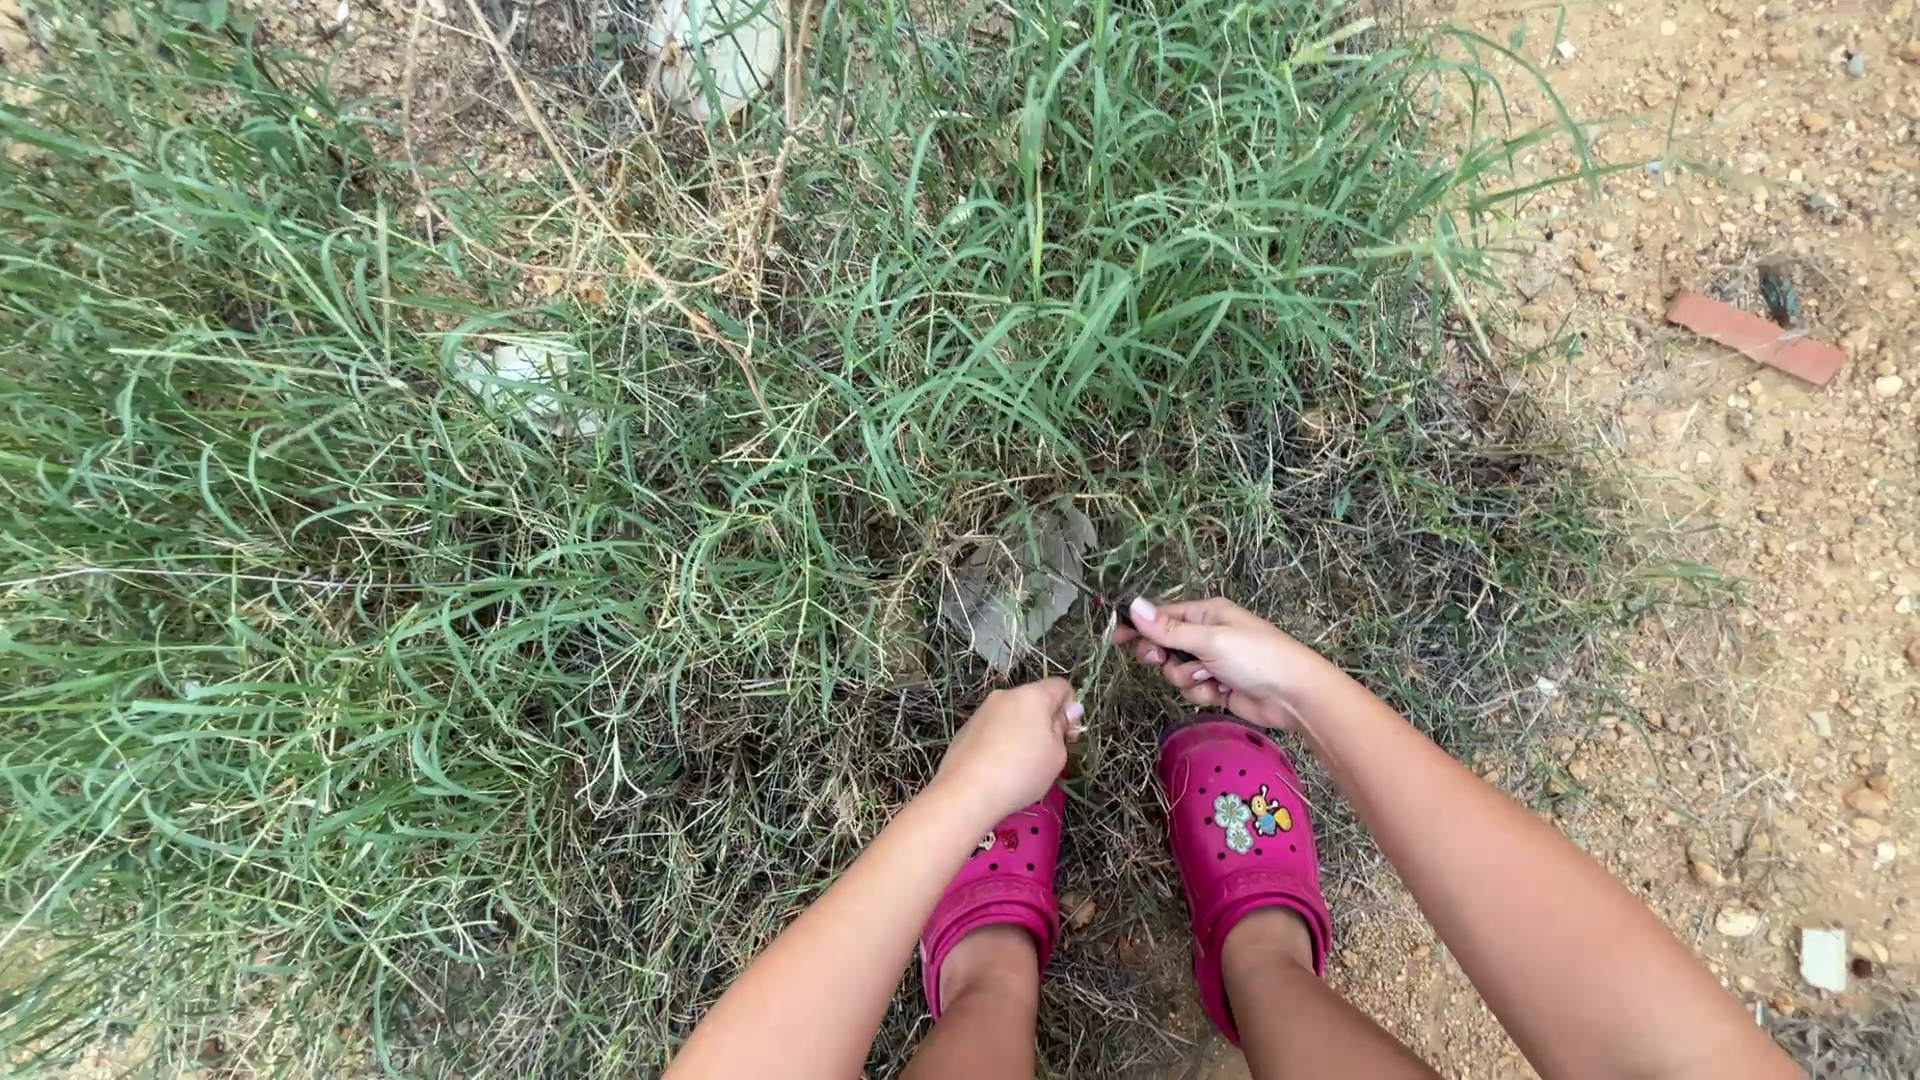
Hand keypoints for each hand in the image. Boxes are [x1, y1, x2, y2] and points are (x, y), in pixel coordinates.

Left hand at [930, 678, 1082, 824]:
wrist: (967, 791)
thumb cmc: (1022, 771)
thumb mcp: (1057, 754)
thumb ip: (1062, 728)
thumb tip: (1067, 711)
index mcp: (1032, 695)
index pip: (1060, 686)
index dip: (1069, 708)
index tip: (1067, 735)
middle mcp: (1005, 695)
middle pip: (1034, 700)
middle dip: (1045, 721)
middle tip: (1046, 754)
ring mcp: (982, 711)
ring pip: (1012, 715)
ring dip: (1022, 731)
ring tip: (1019, 765)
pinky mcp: (966, 728)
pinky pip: (993, 728)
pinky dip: (1001, 741)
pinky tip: (997, 768)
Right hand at [1112, 596, 1336, 730]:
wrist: (1293, 696)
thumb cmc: (1255, 656)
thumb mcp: (1208, 639)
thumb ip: (1168, 629)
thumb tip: (1133, 605)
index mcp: (1205, 613)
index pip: (1161, 616)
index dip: (1139, 627)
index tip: (1117, 639)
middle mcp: (1206, 634)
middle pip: (1164, 645)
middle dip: (1163, 656)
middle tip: (1161, 662)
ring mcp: (1211, 661)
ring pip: (1175, 671)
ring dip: (1187, 678)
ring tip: (1209, 678)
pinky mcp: (1216, 686)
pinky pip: (1191, 689)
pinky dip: (1202, 693)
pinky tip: (1219, 692)